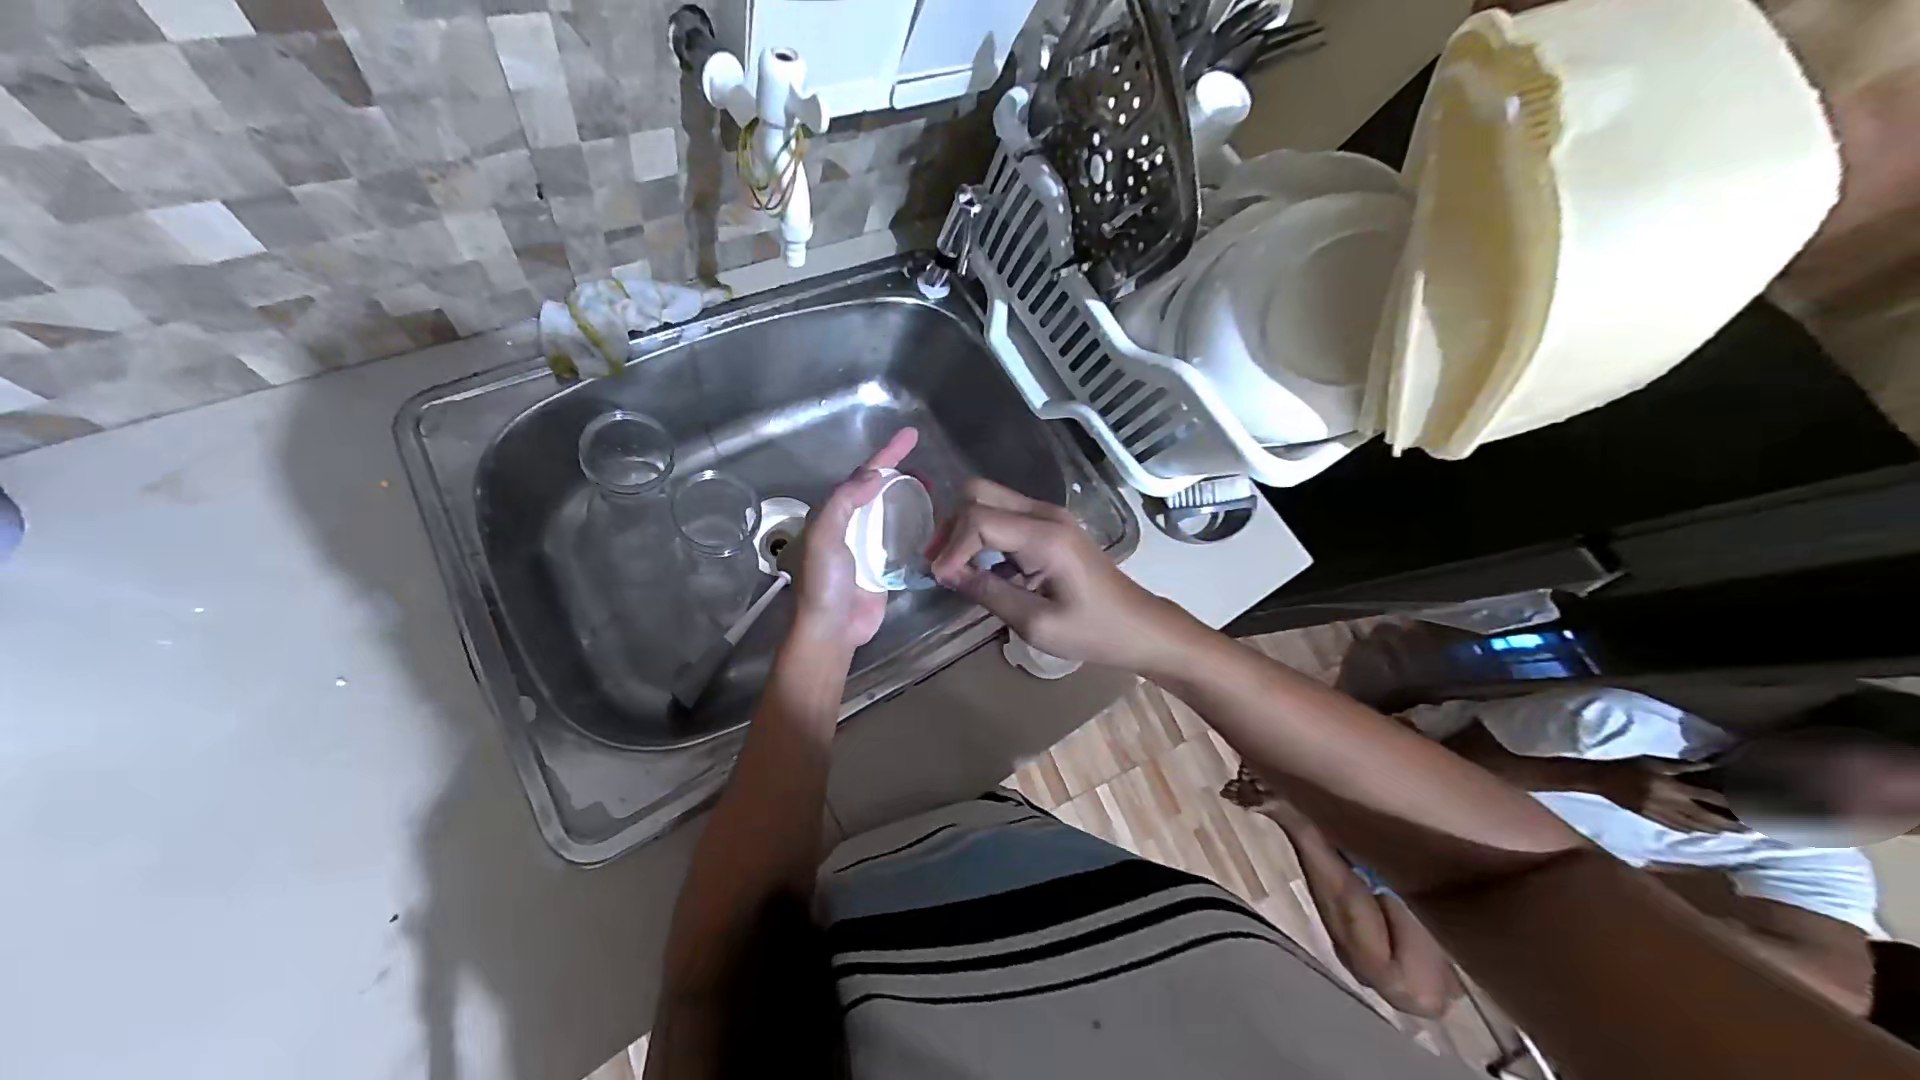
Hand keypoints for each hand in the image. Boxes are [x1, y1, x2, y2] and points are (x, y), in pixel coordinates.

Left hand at [792, 427, 918, 650]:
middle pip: (880, 491)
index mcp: (835, 514)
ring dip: (912, 500)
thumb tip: (874, 475)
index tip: (911, 435)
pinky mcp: (884, 567)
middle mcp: (851, 525)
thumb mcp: (826, 536)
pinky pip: (902, 540)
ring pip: (893, 513)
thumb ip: (845, 502)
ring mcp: (868, 547)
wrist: (832, 629)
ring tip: (936, 493)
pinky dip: (917, 528)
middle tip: (929, 472)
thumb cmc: (825, 583)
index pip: (863, 475)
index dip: (887, 454)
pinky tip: (934, 525)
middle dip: (903, 476)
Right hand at [929, 478, 1198, 672]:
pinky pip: (1005, 515)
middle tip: (940, 564)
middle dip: (952, 526)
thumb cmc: (1093, 632)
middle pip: (979, 493)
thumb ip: (988, 593)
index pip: (978, 518)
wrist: (1139, 626)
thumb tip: (946, 573)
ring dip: (965, 528)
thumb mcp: (1035, 623)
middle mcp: (1046, 514)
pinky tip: (980, 567)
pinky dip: (983, 534)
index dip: (951, 546)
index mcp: (1045, 537)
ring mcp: (1050, 516)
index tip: (940, 578)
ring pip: (989, 499)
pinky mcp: (1051, 525)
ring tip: (953, 567)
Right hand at [1595, 757, 1740, 832]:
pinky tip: (1704, 830)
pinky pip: (1682, 829)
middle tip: (1753, 828)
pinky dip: (1697, 830)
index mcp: (1675, 788)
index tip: (1754, 808)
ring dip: (1719, 830)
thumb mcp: (1653, 762)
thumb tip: (1711, 765)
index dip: (1736, 804)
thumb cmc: (1627, 767)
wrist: (1600, 780)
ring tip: (1734, 831)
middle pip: (1711, 819)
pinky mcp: (1656, 819)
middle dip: (1734, 824)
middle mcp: (1674, 804)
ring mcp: (1665, 815)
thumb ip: (1683, 766)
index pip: (1714, 799)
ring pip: (1699, 827)